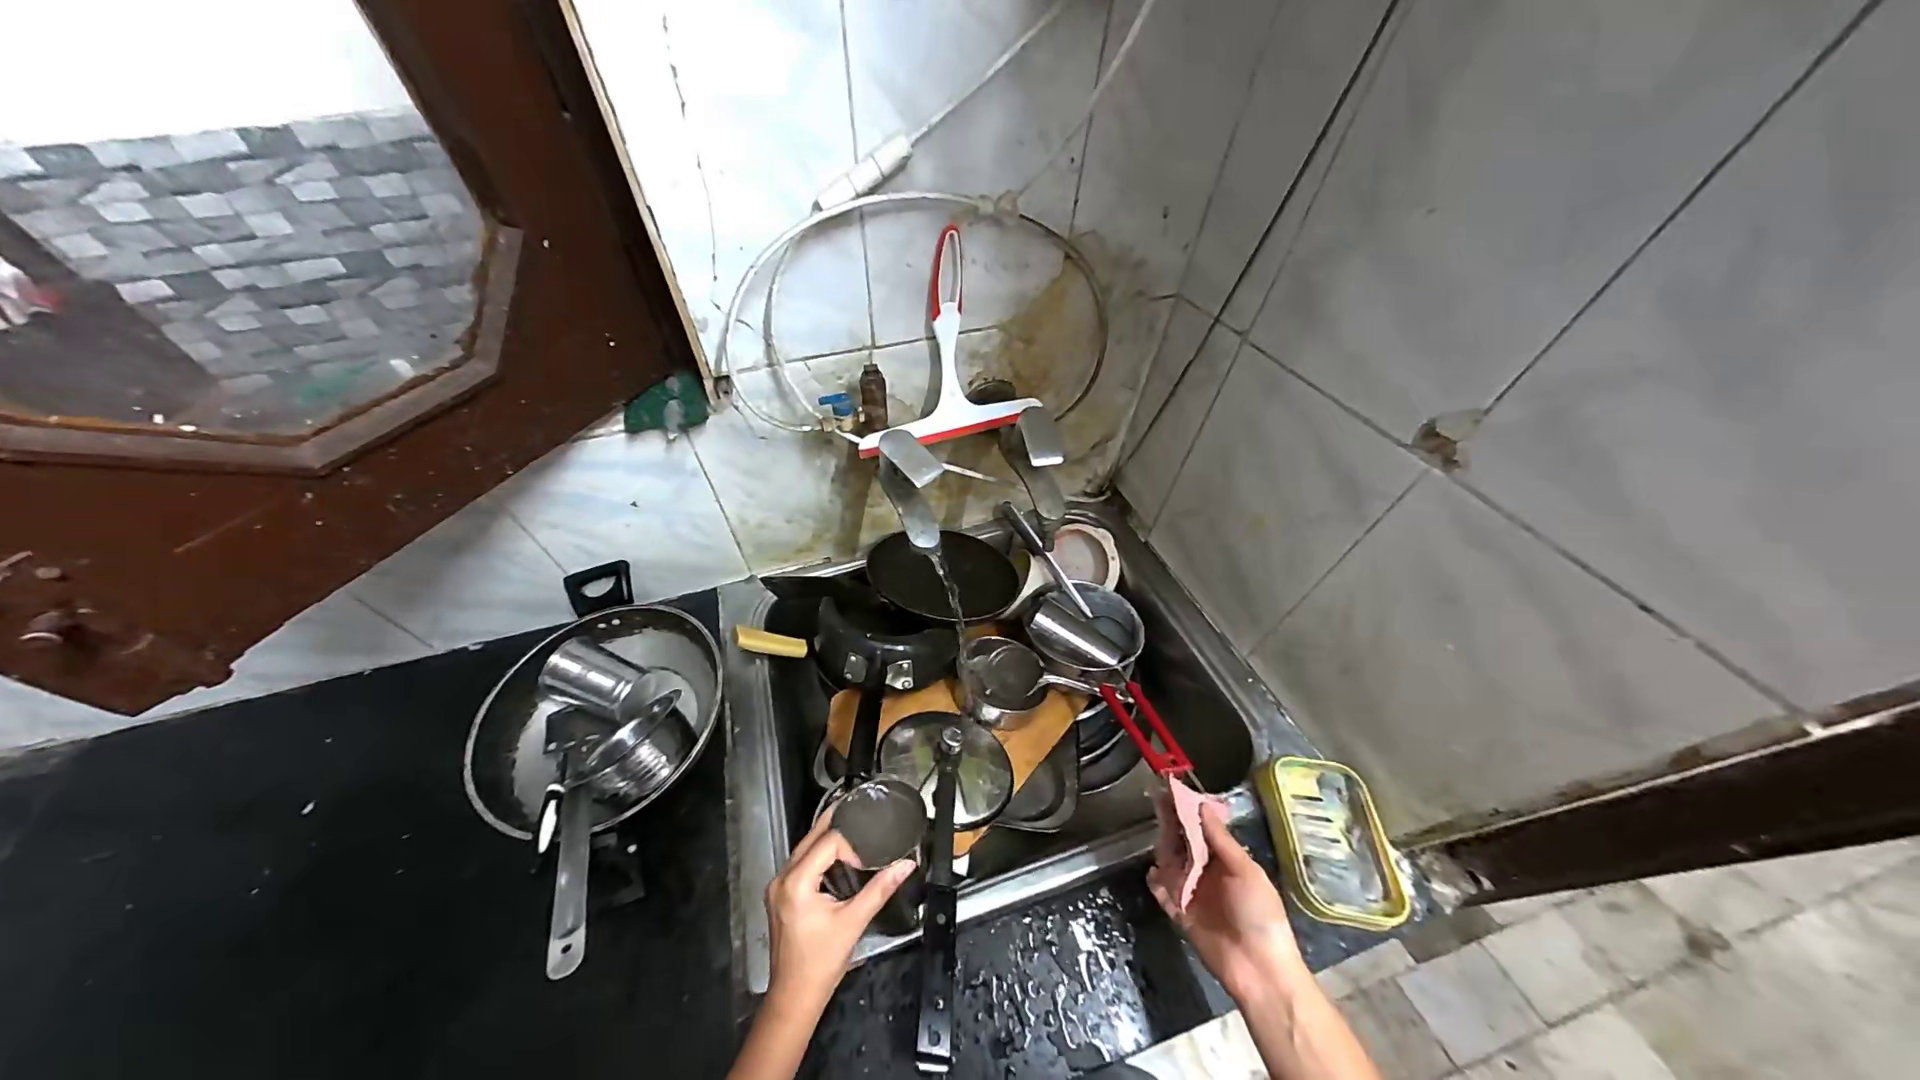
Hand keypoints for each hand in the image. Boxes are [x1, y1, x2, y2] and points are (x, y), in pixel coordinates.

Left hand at [764, 808, 914, 1014]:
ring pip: (804, 849)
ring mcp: (777, 887)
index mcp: (796, 883)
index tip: (866, 859)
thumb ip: (880, 889)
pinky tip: (835, 854)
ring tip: (851, 828)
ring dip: (826, 838)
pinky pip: (800, 863)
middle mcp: (782, 879)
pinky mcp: (781, 895)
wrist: (796, 995)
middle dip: (834, 823)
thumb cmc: (820, 963)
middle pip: (810, 838)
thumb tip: (905, 866)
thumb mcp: (854, 922)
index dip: (850, 844)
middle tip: (858, 809)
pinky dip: (818, 854)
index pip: (827, 843)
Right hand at [1148, 800, 1307, 1005]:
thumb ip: (1220, 840)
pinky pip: (1163, 894)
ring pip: (1170, 864)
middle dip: (1170, 824)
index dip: (1187, 810)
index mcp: (1225, 860)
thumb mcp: (1245, 871)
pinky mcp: (1181, 914)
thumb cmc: (1260, 914)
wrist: (1260, 970)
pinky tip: (1155, 875)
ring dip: (1163, 850)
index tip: (1171, 789)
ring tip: (1158, 838)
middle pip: (1182, 842)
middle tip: (1156, 803)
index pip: (1201, 828)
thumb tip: (1202, 805)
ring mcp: (1193, 893)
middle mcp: (1207, 872)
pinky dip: (1157, 884)